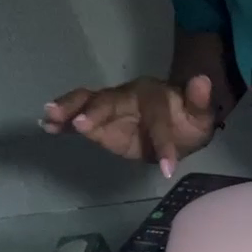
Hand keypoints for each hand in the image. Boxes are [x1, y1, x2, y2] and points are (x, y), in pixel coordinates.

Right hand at [42, 76, 217, 174]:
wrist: (175, 119)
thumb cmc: (188, 118)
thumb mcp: (200, 114)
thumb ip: (200, 101)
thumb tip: (204, 82)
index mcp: (154, 99)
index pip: (159, 122)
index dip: (163, 144)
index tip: (167, 169)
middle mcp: (127, 98)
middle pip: (108, 101)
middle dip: (95, 112)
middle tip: (80, 125)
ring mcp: (111, 108)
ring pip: (87, 102)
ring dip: (69, 110)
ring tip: (50, 119)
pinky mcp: (101, 122)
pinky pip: (79, 117)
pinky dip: (63, 121)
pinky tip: (47, 126)